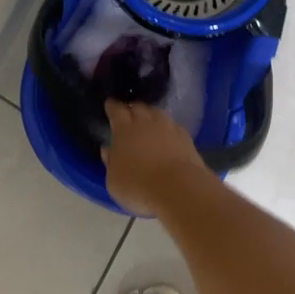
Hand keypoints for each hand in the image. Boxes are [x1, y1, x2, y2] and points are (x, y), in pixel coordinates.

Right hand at [102, 100, 215, 215]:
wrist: (178, 189)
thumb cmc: (138, 186)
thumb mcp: (114, 181)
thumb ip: (110, 162)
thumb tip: (108, 150)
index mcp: (124, 130)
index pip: (116, 110)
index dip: (112, 107)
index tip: (109, 104)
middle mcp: (146, 123)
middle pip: (138, 107)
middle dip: (132, 109)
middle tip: (129, 114)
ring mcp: (168, 128)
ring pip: (157, 113)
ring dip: (151, 115)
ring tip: (149, 121)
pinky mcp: (186, 138)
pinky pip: (174, 126)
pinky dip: (169, 128)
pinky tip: (169, 135)